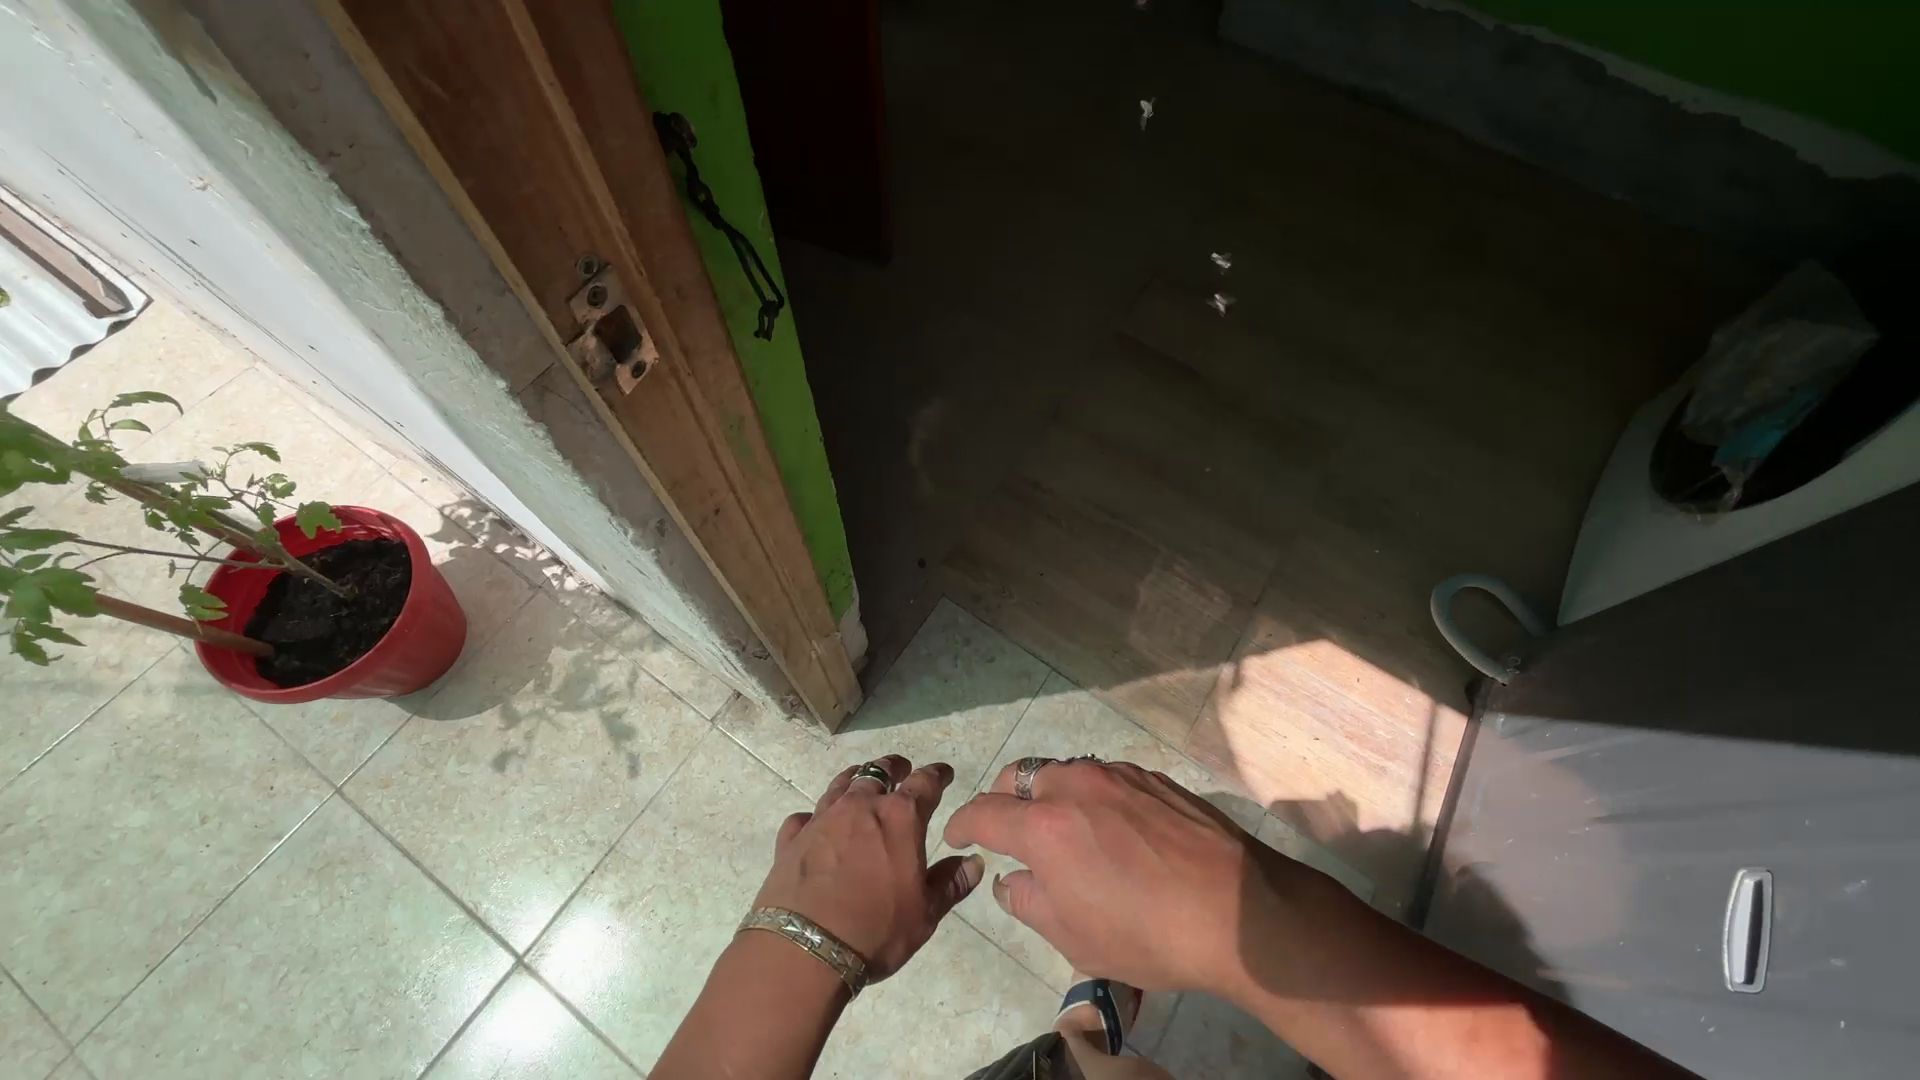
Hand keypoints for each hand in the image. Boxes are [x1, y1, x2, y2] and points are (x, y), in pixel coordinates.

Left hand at [754, 754, 985, 982]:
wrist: (805, 949)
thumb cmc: (876, 930)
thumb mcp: (925, 914)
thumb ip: (950, 884)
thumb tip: (974, 862)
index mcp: (900, 818)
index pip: (925, 783)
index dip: (937, 775)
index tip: (944, 772)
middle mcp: (860, 807)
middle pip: (878, 772)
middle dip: (893, 767)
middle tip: (901, 768)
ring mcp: (822, 820)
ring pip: (840, 785)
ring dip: (855, 778)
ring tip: (860, 778)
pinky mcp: (791, 839)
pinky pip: (804, 817)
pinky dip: (813, 816)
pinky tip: (814, 824)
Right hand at [943, 759, 1293, 995]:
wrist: (1237, 911)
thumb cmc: (1147, 935)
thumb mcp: (1074, 938)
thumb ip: (1029, 902)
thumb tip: (1012, 880)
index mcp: (1044, 827)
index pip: (983, 812)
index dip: (963, 823)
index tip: (958, 834)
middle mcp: (1073, 787)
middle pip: (1018, 776)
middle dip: (1004, 799)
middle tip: (1012, 830)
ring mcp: (1115, 774)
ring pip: (1062, 770)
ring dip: (1049, 793)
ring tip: (1064, 827)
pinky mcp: (1151, 775)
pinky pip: (1103, 775)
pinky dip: (1090, 793)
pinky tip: (1112, 825)